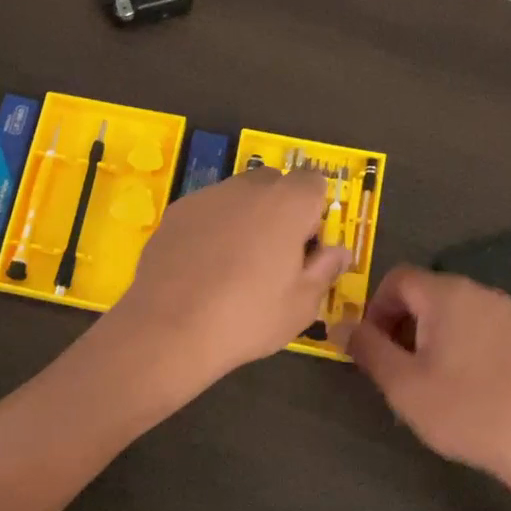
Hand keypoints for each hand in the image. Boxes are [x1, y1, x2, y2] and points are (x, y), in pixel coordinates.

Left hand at [103, 167, 347, 381]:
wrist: (170, 328)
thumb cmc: (247, 317)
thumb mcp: (301, 305)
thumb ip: (324, 269)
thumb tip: (340, 251)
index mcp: (288, 203)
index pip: (314, 182)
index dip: (314, 212)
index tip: (307, 248)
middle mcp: (247, 188)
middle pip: (274, 184)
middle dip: (279, 210)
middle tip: (273, 257)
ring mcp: (206, 197)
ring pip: (236, 196)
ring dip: (243, 218)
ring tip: (233, 265)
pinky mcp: (175, 212)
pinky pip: (205, 212)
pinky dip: (211, 229)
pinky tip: (202, 267)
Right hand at [340, 266, 510, 510]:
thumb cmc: (469, 411)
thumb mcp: (403, 385)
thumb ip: (367, 349)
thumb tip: (340, 325)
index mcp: (448, 295)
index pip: (397, 278)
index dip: (374, 308)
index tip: (372, 348)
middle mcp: (484, 294)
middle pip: (430, 295)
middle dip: (404, 326)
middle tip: (398, 371)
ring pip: (460, 316)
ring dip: (437, 340)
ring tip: (434, 387)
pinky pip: (489, 334)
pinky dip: (469, 352)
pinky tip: (475, 395)